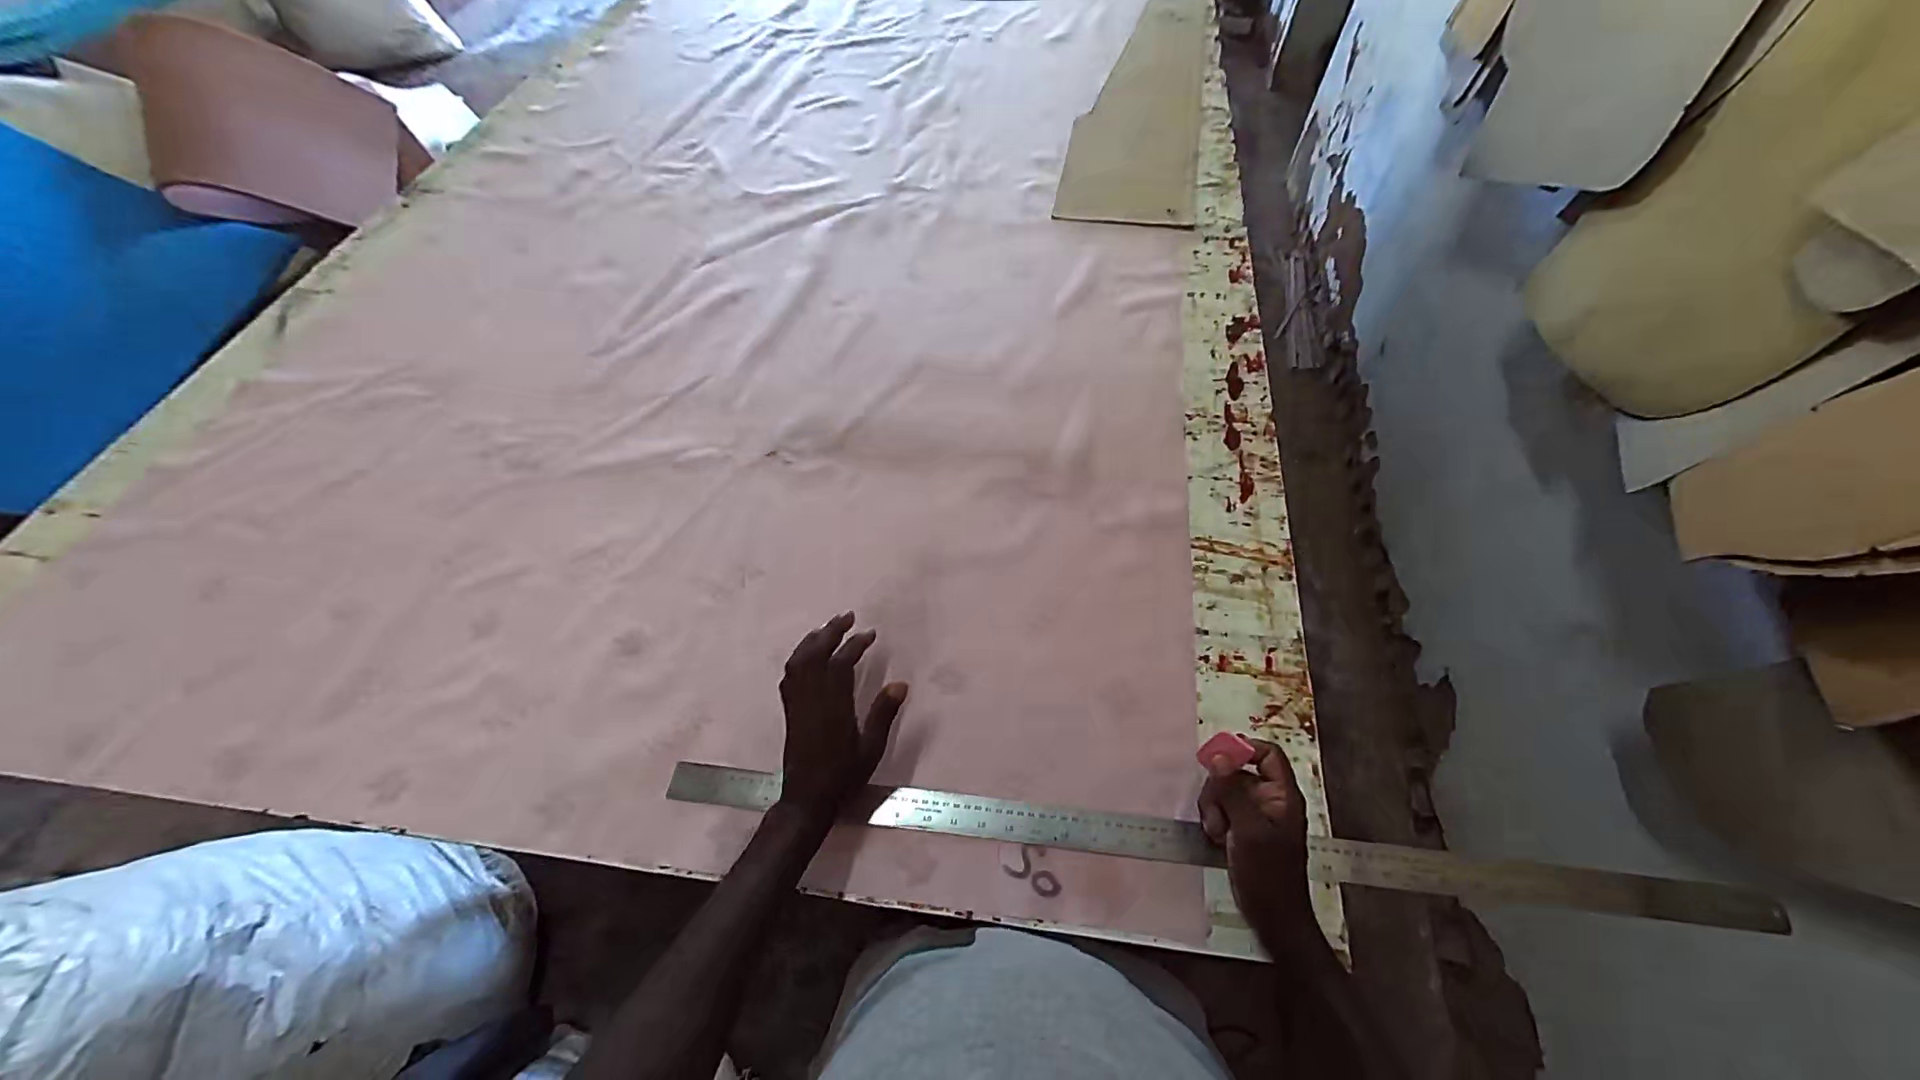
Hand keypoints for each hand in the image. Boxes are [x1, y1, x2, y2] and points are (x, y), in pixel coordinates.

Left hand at [777, 612, 907, 820]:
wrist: (807, 798)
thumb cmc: (843, 776)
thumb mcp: (871, 749)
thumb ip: (884, 715)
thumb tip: (900, 684)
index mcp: (834, 706)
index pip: (841, 664)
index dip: (854, 645)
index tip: (869, 634)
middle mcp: (812, 700)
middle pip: (815, 655)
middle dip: (831, 632)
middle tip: (847, 617)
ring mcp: (797, 704)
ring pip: (799, 662)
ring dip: (813, 640)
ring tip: (828, 628)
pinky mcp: (790, 711)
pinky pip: (790, 676)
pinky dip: (799, 658)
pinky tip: (808, 655)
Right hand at [1198, 738, 1318, 952]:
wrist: (1272, 917)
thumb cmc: (1268, 874)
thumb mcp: (1248, 829)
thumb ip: (1232, 791)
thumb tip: (1219, 756)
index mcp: (1282, 795)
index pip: (1267, 754)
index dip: (1244, 749)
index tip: (1217, 759)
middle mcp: (1269, 799)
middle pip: (1237, 771)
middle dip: (1220, 788)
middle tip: (1217, 813)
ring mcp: (1254, 814)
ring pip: (1224, 790)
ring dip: (1214, 807)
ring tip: (1218, 831)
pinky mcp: (1241, 827)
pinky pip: (1221, 808)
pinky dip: (1214, 819)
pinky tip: (1217, 838)